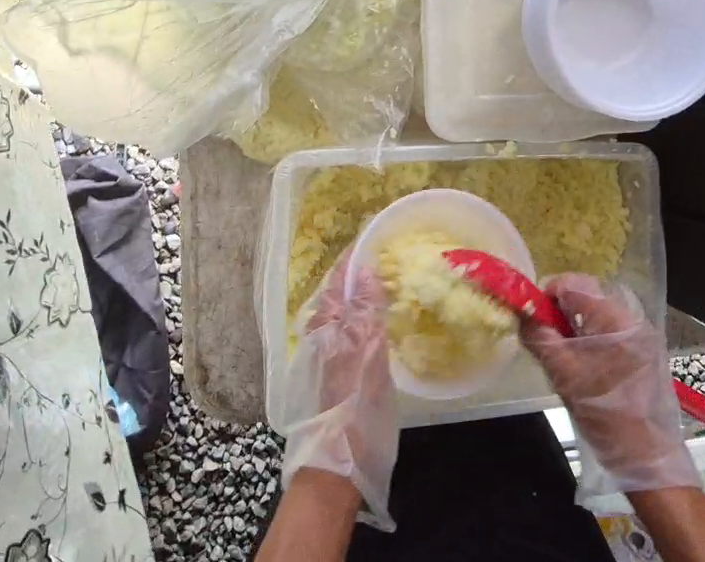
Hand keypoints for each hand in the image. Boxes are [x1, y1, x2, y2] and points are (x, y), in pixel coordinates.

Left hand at [278, 260, 398, 529]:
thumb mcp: (369, 357)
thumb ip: (366, 314)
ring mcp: (322, 358)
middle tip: (384, 258)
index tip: (374, 236)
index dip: (355, 256)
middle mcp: (320, 337)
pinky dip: (357, 318)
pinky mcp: (328, 377)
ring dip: (357, 296)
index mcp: (329, 328)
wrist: (335, 469)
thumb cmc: (357, 413)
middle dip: (356, 273)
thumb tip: (365, 271)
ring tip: (381, 284)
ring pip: (339, 314)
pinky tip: (372, 324)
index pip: (340, 278)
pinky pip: (343, 333)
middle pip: (337, 294)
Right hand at [520, 274, 698, 494]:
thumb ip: (539, 337)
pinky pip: (610, 333)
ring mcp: (641, 335)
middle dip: (559, 313)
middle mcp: (632, 317)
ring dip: (574, 327)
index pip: (572, 284)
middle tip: (543, 339)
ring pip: (597, 316)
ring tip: (561, 356)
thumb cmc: (605, 411)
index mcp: (614, 316)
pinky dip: (591, 340)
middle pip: (585, 297)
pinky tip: (583, 366)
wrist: (648, 456)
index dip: (546, 296)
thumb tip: (521, 312)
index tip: (531, 319)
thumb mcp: (564, 374)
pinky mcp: (644, 353)